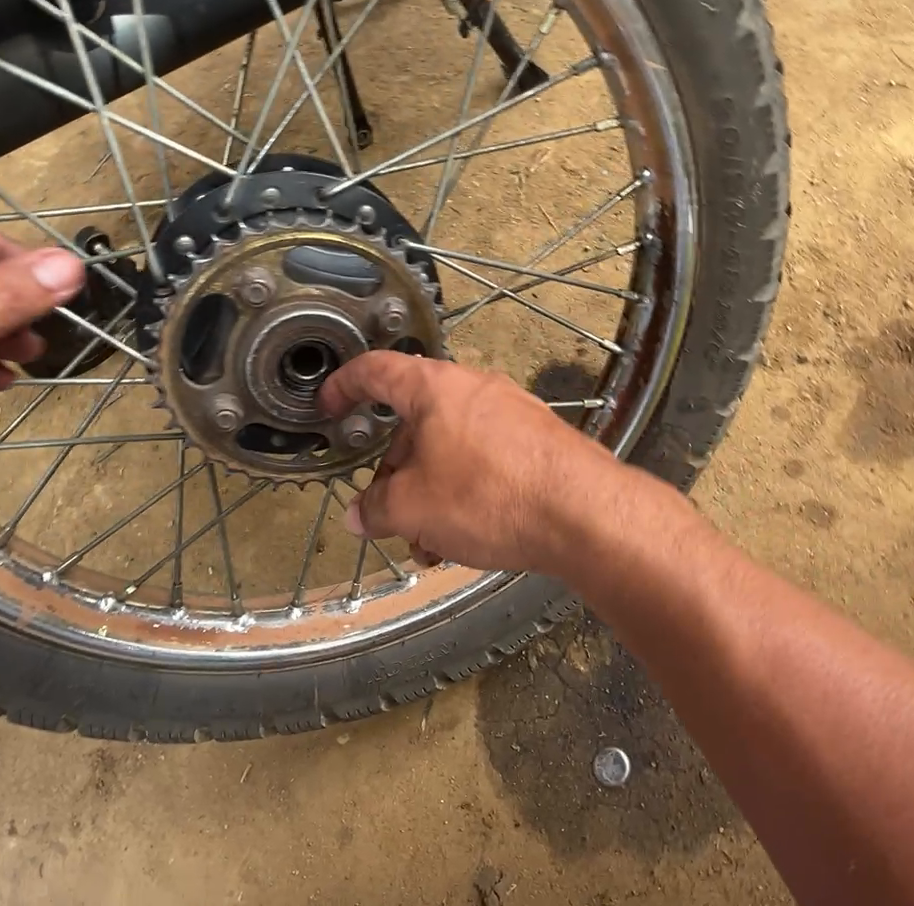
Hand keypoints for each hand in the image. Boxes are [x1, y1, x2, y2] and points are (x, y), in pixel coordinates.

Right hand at [317, 351, 643, 574]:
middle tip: (389, 513)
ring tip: (432, 542)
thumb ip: (376, 508)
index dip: (344, 385)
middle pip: (417, 423)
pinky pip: (486, 462)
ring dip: (432, 491)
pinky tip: (468, 537)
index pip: (376, 370)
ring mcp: (511, 414)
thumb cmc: (490, 496)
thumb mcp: (413, 508)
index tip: (329, 404)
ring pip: (451, 449)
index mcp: (435, 388)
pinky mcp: (538, 442)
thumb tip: (360, 514)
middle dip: (397, 471)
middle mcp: (475, 390)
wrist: (583, 513)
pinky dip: (466, 493)